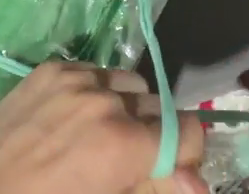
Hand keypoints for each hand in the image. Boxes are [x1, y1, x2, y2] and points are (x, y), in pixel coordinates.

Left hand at [0, 61, 204, 193]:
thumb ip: (153, 190)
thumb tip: (197, 185)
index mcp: (122, 143)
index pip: (186, 130)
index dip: (187, 152)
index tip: (173, 169)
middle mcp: (104, 100)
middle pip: (158, 105)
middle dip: (154, 133)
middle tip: (132, 161)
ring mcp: (75, 78)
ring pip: (127, 82)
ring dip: (126, 106)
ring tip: (102, 136)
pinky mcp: (51, 68)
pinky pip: (94, 70)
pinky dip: (96, 90)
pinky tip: (76, 118)